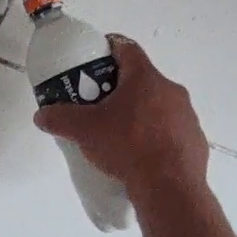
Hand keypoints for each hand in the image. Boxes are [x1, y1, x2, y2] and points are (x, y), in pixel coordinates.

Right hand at [32, 36, 208, 191]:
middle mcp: (171, 90)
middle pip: (141, 80)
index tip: (93, 62)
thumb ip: (59, 119)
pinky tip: (140, 157)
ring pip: (158, 106)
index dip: (108, 49)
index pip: (126, 48)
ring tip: (119, 136)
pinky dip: (155, 137)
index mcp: (145, 78)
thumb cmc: (127, 146)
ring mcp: (187, 116)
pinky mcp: (195, 141)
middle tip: (98, 106)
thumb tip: (41, 116)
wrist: (171, 188)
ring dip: (139, 114)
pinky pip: (171, 131)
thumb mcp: (84, 131)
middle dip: (119, 89)